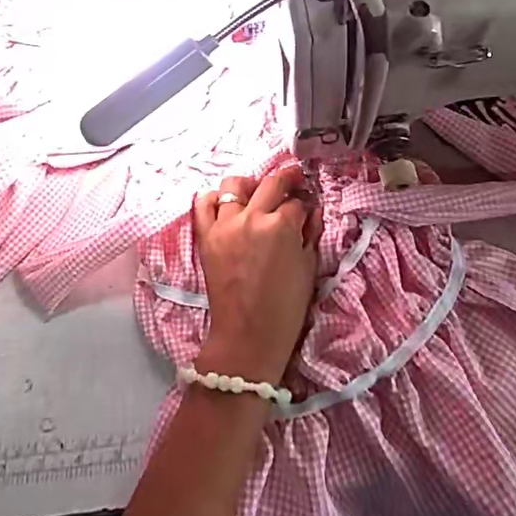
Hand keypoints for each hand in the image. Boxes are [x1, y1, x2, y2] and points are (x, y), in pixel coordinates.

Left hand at [192, 166, 318, 383]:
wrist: (248, 335)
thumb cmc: (285, 307)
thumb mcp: (308, 267)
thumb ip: (310, 233)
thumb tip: (312, 212)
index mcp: (281, 226)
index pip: (297, 203)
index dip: (307, 204)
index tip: (309, 208)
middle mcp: (251, 218)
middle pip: (271, 184)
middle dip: (288, 180)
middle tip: (295, 182)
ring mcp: (225, 225)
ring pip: (234, 185)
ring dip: (251, 185)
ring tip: (258, 195)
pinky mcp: (206, 236)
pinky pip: (203, 204)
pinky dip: (214, 198)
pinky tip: (227, 204)